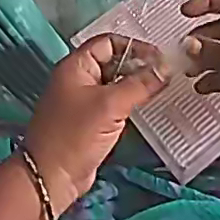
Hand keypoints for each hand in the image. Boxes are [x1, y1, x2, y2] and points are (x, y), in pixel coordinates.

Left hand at [25, 34, 168, 197]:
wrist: (52, 176)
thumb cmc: (76, 134)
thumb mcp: (110, 105)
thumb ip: (139, 84)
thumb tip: (165, 68)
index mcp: (76, 66)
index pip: (107, 42)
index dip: (134, 46)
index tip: (159, 57)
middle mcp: (78, 79)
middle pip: (113, 62)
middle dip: (138, 65)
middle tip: (167, 73)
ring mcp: (84, 100)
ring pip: (114, 83)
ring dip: (136, 84)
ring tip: (163, 87)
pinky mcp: (90, 120)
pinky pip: (113, 103)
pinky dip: (130, 101)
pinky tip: (148, 105)